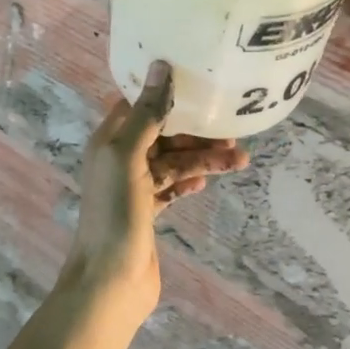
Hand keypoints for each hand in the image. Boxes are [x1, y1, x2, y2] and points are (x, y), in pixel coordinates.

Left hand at [66, 61, 248, 306]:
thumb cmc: (115, 213)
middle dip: (197, 132)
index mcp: (109, 140)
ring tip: (240, 161)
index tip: (203, 85)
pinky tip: (207, 183)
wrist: (110, 281)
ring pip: (174, 162)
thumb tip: (162, 67)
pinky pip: (173, 187)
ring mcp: (134, 187)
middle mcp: (119, 159)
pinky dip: (190, 182)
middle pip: (163, 134)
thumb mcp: (127, 157)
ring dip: (203, 159)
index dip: (169, 95)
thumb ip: (146, 115)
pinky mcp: (147, 213)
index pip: (140, 105)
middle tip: (235, 132)